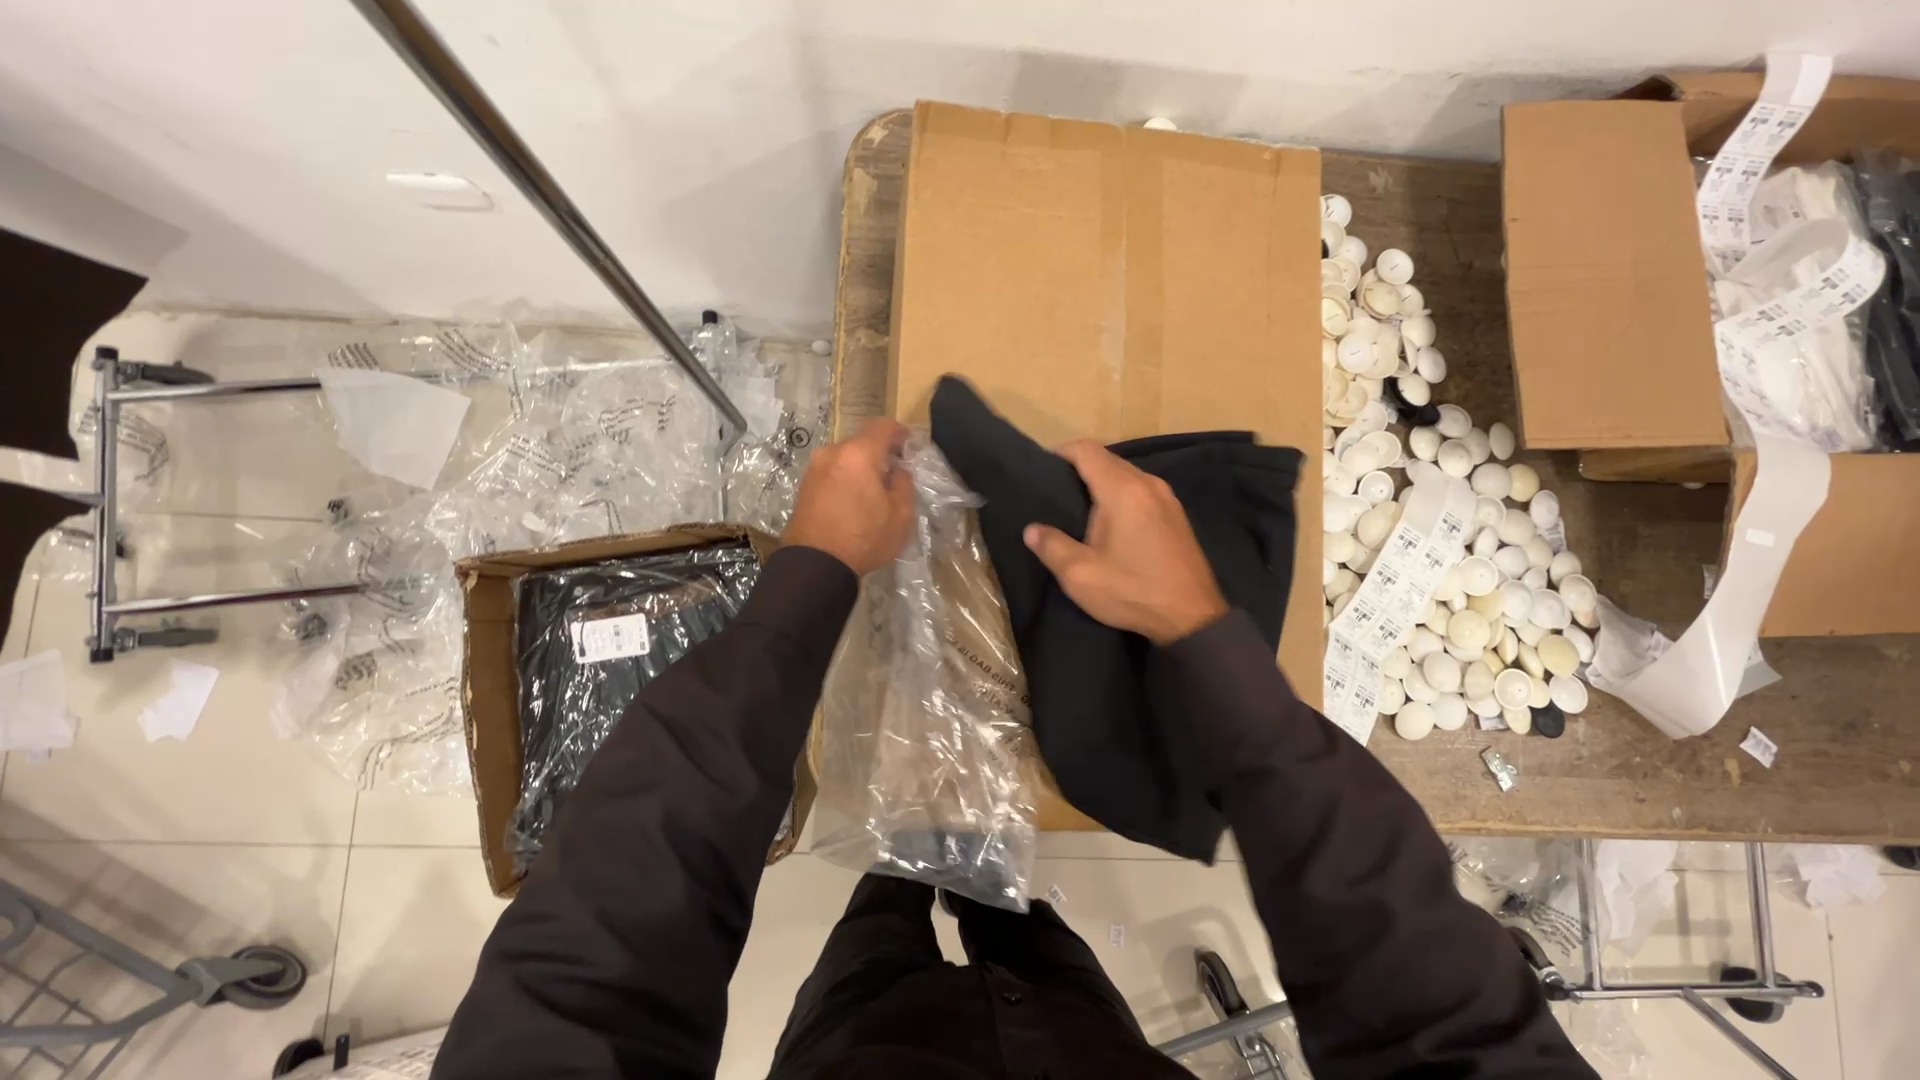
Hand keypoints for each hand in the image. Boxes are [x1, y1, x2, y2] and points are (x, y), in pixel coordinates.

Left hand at [783, 418, 915, 575]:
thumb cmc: (863, 538)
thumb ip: (904, 484)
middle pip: (861, 442)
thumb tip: (897, 471)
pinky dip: (845, 479)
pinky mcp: (804, 486)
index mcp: (858, 454)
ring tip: (872, 491)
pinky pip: (831, 472)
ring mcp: (814, 468)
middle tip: (894, 473)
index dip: (899, 431)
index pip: (882, 426)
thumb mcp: (900, 516)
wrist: (815, 564)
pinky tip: (853, 500)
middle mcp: (833, 453)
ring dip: (860, 468)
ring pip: (844, 458)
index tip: (909, 444)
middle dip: (879, 453)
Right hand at [1024, 440, 1227, 644]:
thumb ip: (1051, 546)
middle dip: (1079, 468)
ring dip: (1102, 482)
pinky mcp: (1176, 514)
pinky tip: (1110, 521)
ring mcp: (1167, 497)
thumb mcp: (1080, 575)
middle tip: (1054, 492)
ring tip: (1078, 508)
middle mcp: (1147, 483)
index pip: (1087, 450)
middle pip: (1108, 459)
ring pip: (1126, 474)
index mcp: (1122, 490)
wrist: (1192, 617)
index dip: (1061, 452)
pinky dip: (1121, 494)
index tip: (1042, 469)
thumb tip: (1032, 529)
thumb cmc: (1132, 592)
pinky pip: (1141, 489)